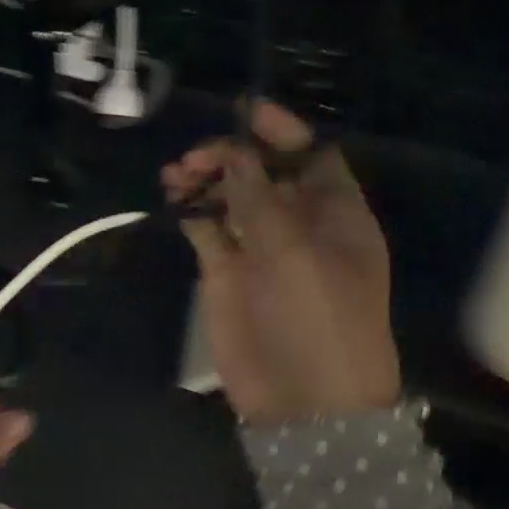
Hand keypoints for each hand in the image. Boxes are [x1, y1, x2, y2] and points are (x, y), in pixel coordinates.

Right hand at [160, 101, 401, 423]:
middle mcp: (297, 224)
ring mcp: (258, 248)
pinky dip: (189, 209)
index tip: (242, 110)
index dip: (280, 131)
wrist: (304, 398)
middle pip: (261, 172)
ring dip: (204, 179)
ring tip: (175, 175)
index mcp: (335, 215)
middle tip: (196, 159)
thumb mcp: (295, 254)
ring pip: (228, 196)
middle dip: (230, 155)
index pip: (310, 157)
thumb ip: (260, 200)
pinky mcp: (224, 270)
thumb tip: (234, 152)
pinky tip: (172, 197)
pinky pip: (205, 227)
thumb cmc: (319, 320)